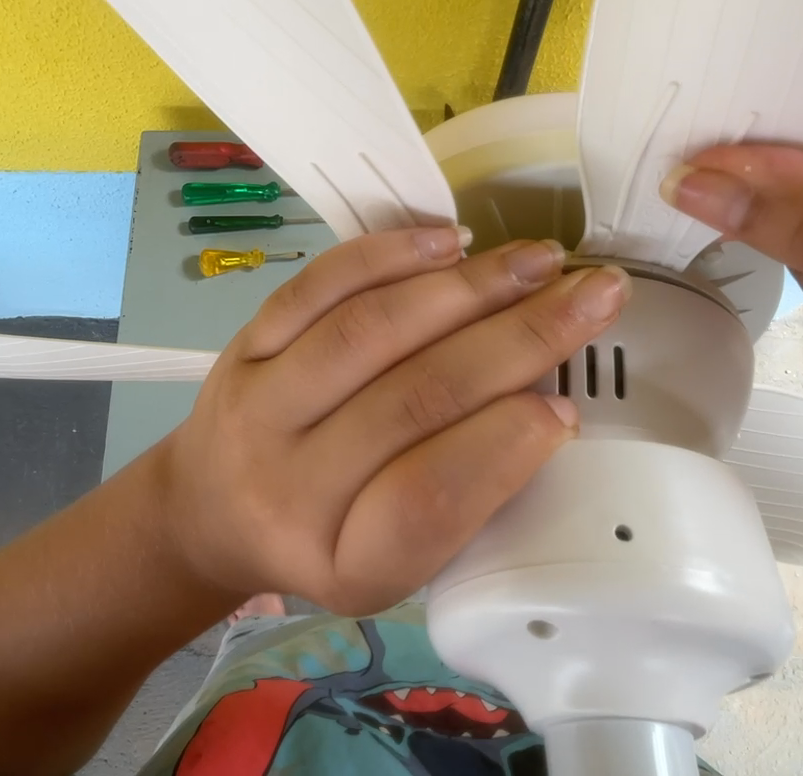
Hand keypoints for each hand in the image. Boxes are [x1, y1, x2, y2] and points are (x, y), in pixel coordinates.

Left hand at [145, 229, 629, 615]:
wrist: (210, 509)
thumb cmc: (320, 538)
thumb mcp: (391, 560)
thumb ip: (458, 497)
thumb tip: (538, 403)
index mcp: (343, 561)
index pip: (427, 501)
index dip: (504, 449)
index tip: (566, 405)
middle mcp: (289, 486)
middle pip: (411, 400)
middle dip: (517, 340)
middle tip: (592, 297)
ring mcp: (259, 404)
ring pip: (369, 331)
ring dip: (466, 288)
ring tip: (538, 262)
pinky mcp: (244, 344)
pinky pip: (316, 287)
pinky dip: (386, 255)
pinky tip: (449, 241)